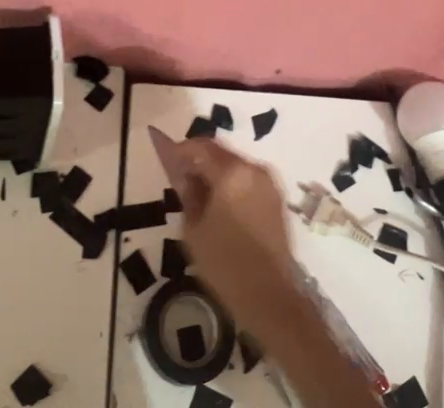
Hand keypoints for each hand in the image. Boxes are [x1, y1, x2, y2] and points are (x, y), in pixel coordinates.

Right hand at [165, 139, 315, 339]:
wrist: (270, 295)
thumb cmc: (225, 263)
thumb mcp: (194, 229)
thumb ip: (188, 194)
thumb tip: (186, 176)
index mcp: (232, 174)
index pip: (201, 148)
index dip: (180, 150)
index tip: (167, 159)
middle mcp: (254, 170)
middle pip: (220, 152)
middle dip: (199, 159)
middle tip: (181, 176)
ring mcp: (269, 183)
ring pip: (235, 165)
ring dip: (216, 170)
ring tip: (199, 191)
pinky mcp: (276, 198)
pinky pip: (248, 179)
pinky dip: (232, 182)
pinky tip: (220, 202)